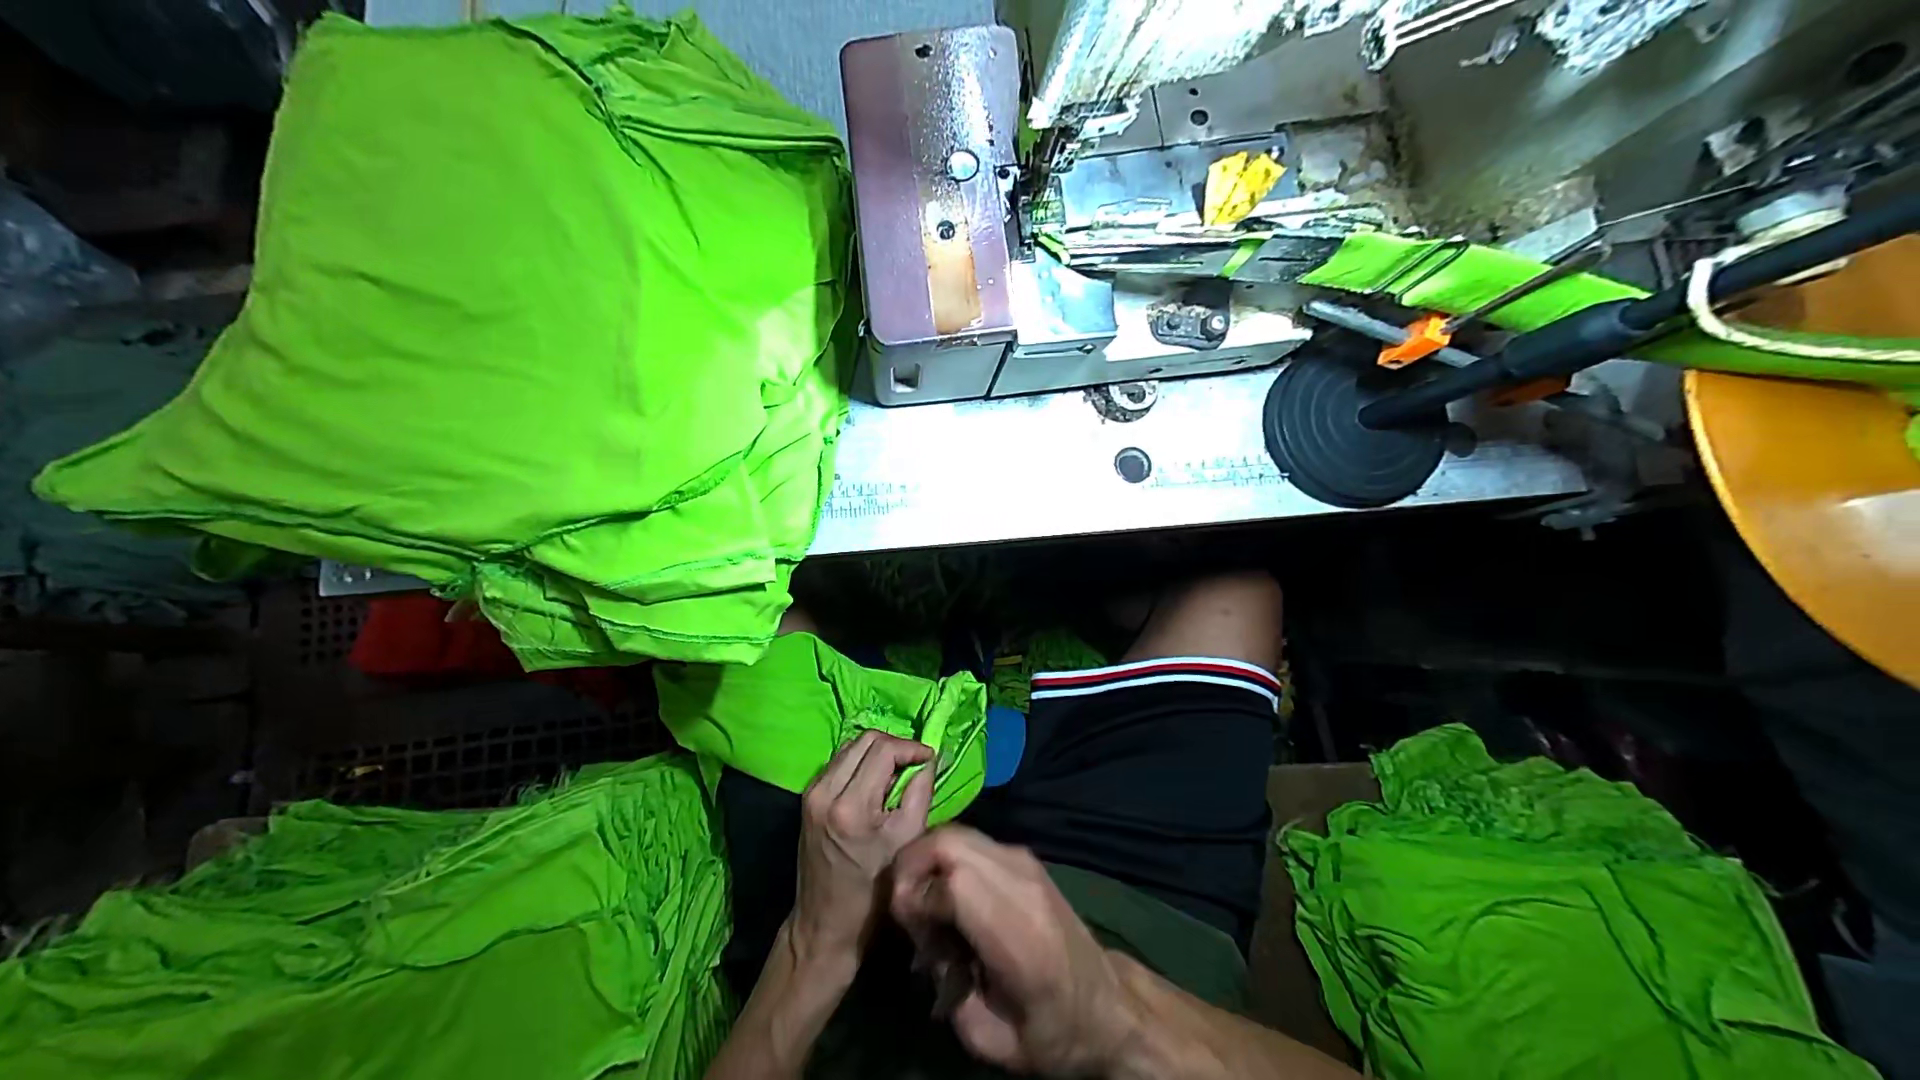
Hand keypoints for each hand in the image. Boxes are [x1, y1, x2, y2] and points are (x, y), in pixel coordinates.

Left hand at [790, 731, 935, 968]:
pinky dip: (860, 762)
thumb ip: (920, 792)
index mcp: (850, 806)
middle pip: (865, 740)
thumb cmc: (873, 890)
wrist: (825, 922)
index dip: (911, 747)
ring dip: (877, 752)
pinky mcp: (807, 797)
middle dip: (895, 746)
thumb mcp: (907, 840)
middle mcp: (825, 791)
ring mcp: (811, 792)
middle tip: (915, 763)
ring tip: (898, 772)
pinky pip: (839, 762)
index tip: (930, 758)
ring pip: (850, 747)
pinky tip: (876, 782)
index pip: (883, 750)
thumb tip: (928, 760)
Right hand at [890, 826, 1134, 1076]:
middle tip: (904, 907)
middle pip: (948, 841)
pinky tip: (949, 894)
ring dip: (928, 859)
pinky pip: (971, 840)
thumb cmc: (1050, 1032)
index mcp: (1018, 934)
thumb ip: (945, 985)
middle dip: (911, 866)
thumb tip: (920, 940)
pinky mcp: (1026, 857)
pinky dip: (947, 857)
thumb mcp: (988, 1037)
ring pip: (957, 832)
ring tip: (924, 901)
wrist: (1106, 1008)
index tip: (908, 931)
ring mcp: (1026, 863)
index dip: (914, 900)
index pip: (952, 883)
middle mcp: (1023, 884)